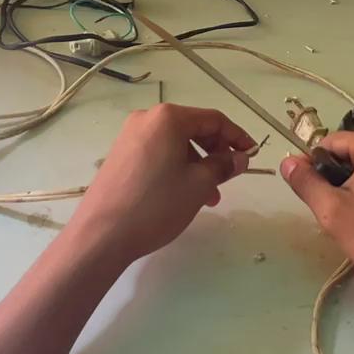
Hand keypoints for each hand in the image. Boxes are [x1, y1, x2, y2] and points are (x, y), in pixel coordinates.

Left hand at [73, 104, 255, 264]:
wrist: (101, 235)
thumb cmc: (156, 205)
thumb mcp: (199, 185)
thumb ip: (223, 165)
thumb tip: (240, 157)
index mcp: (168, 118)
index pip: (214, 119)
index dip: (237, 137)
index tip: (252, 156)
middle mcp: (147, 118)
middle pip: (194, 128)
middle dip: (216, 152)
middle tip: (229, 177)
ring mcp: (130, 136)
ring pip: (176, 143)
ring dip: (198, 164)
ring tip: (208, 196)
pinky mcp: (120, 154)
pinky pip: (159, 153)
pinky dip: (177, 167)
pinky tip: (183, 193)